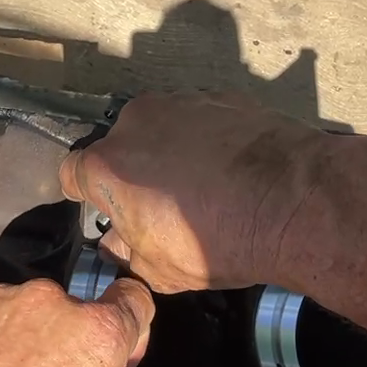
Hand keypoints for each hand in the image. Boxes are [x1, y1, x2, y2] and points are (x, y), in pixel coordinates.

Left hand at [0, 278, 153, 366]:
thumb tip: (95, 363)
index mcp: (96, 332)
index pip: (133, 299)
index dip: (129, 325)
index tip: (116, 346)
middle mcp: (52, 302)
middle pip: (74, 310)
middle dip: (66, 338)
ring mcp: (4, 299)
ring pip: (29, 311)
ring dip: (25, 335)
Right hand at [58, 92, 323, 292]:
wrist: (294, 202)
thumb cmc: (214, 241)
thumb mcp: (158, 269)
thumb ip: (125, 253)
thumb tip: (117, 243)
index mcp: (106, 165)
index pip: (73, 173)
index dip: (86, 195)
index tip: (103, 208)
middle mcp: (136, 123)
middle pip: (120, 146)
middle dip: (133, 172)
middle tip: (161, 203)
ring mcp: (181, 103)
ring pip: (162, 129)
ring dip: (171, 152)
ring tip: (204, 185)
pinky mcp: (224, 96)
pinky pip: (202, 120)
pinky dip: (209, 139)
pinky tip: (232, 169)